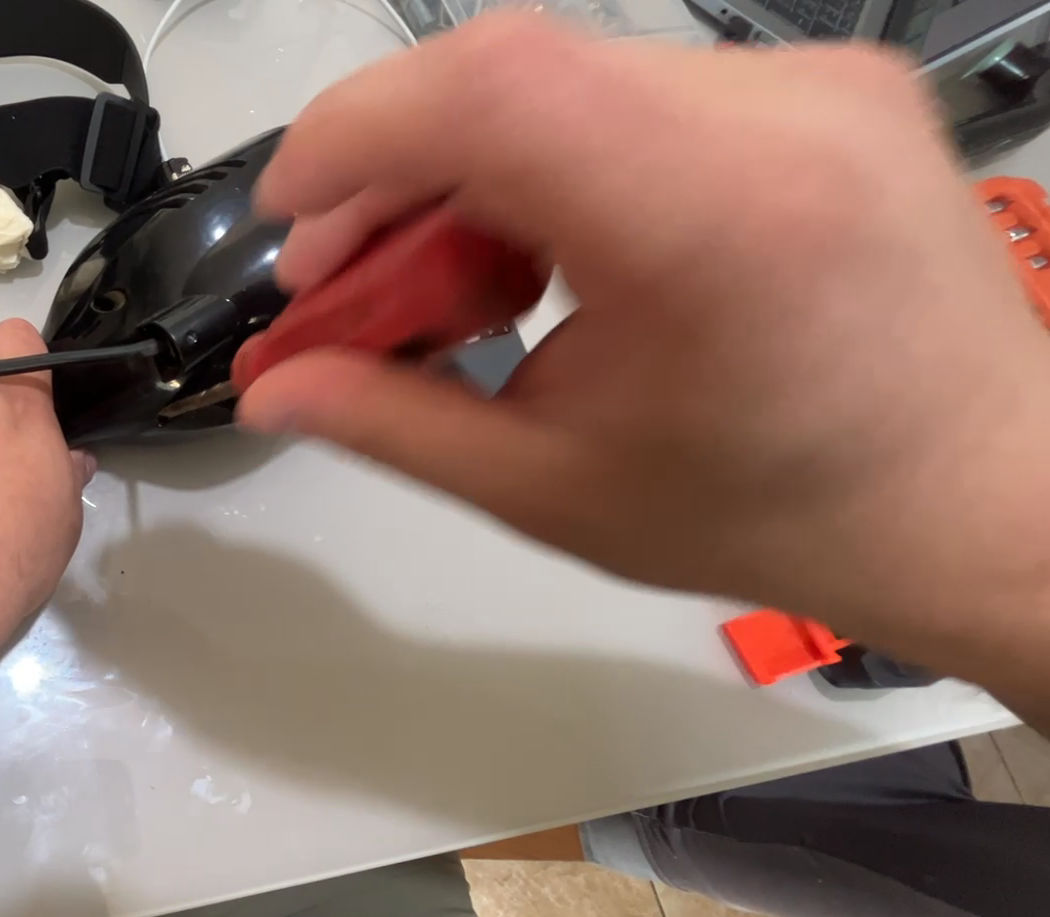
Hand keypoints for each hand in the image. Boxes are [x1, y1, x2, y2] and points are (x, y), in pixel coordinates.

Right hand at [241, 15, 1049, 704]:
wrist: (975, 496)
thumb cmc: (762, 511)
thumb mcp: (537, 487)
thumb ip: (386, 424)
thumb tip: (268, 393)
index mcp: (710, 224)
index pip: (491, 92)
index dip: (350, 133)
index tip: (285, 218)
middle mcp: (769, 113)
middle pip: (498, 79)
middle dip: (374, 179)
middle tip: (330, 287)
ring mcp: (792, 84)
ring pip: (537, 86)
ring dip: (434, 180)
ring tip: (412, 286)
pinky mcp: (790, 94)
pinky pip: (594, 102)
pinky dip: (505, 174)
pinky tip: (501, 260)